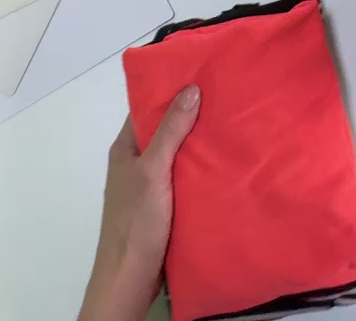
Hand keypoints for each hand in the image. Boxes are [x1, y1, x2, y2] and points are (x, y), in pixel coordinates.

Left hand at [77, 86, 201, 320]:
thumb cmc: (136, 222)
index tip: (199, 75)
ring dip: (197, 145)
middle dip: (190, 116)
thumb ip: (171, 130)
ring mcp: (149, 186)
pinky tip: (223, 164)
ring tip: (229, 125)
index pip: (147, 108)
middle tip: (223, 97)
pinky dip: (200, 170)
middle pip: (164, 130)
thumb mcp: (153, 169)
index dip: (170, 90)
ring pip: (176, 156)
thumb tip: (191, 89)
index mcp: (126, 148)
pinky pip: (184, 178)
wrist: (130, 280)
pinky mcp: (164, 206)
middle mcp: (136, 162)